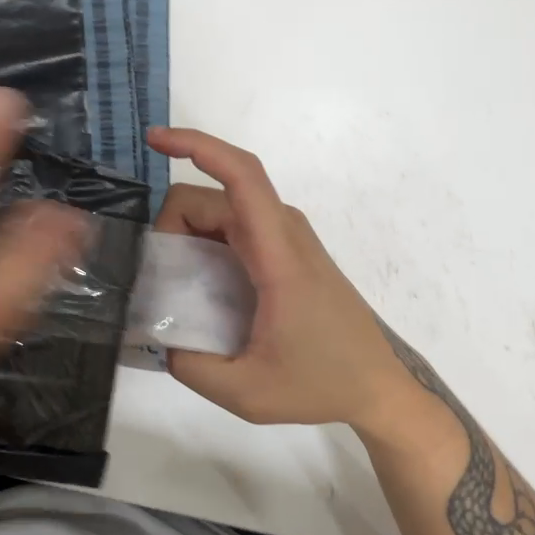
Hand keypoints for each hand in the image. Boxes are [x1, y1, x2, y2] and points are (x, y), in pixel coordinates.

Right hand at [146, 127, 414, 433]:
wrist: (379, 389)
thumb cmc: (321, 385)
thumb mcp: (249, 394)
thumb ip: (192, 367)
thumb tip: (156, 336)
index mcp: (279, 254)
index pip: (242, 175)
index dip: (197, 146)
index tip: (154, 140)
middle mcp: (282, 230)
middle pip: (207, 196)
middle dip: (169, 225)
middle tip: (162, 281)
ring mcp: (284, 235)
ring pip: (213, 207)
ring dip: (181, 234)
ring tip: (178, 287)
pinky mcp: (281, 246)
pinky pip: (226, 222)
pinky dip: (198, 239)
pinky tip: (196, 280)